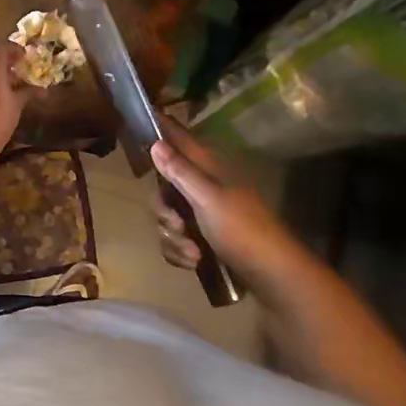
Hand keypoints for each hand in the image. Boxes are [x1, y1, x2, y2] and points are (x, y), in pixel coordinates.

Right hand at [150, 120, 296, 277]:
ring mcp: (201, 213)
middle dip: (164, 213)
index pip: (177, 137)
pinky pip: (175, 240)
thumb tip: (154, 142)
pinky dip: (181, 253)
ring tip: (194, 253)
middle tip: (178, 225)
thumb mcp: (207, 198)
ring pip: (167, 219)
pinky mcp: (201, 238)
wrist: (270, 274)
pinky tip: (195, 262)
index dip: (158, 131)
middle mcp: (201, 186)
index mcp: (206, 167)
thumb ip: (179, 171)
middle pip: (163, 189)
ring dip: (175, 239)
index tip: (136, 132)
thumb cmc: (242, 229)